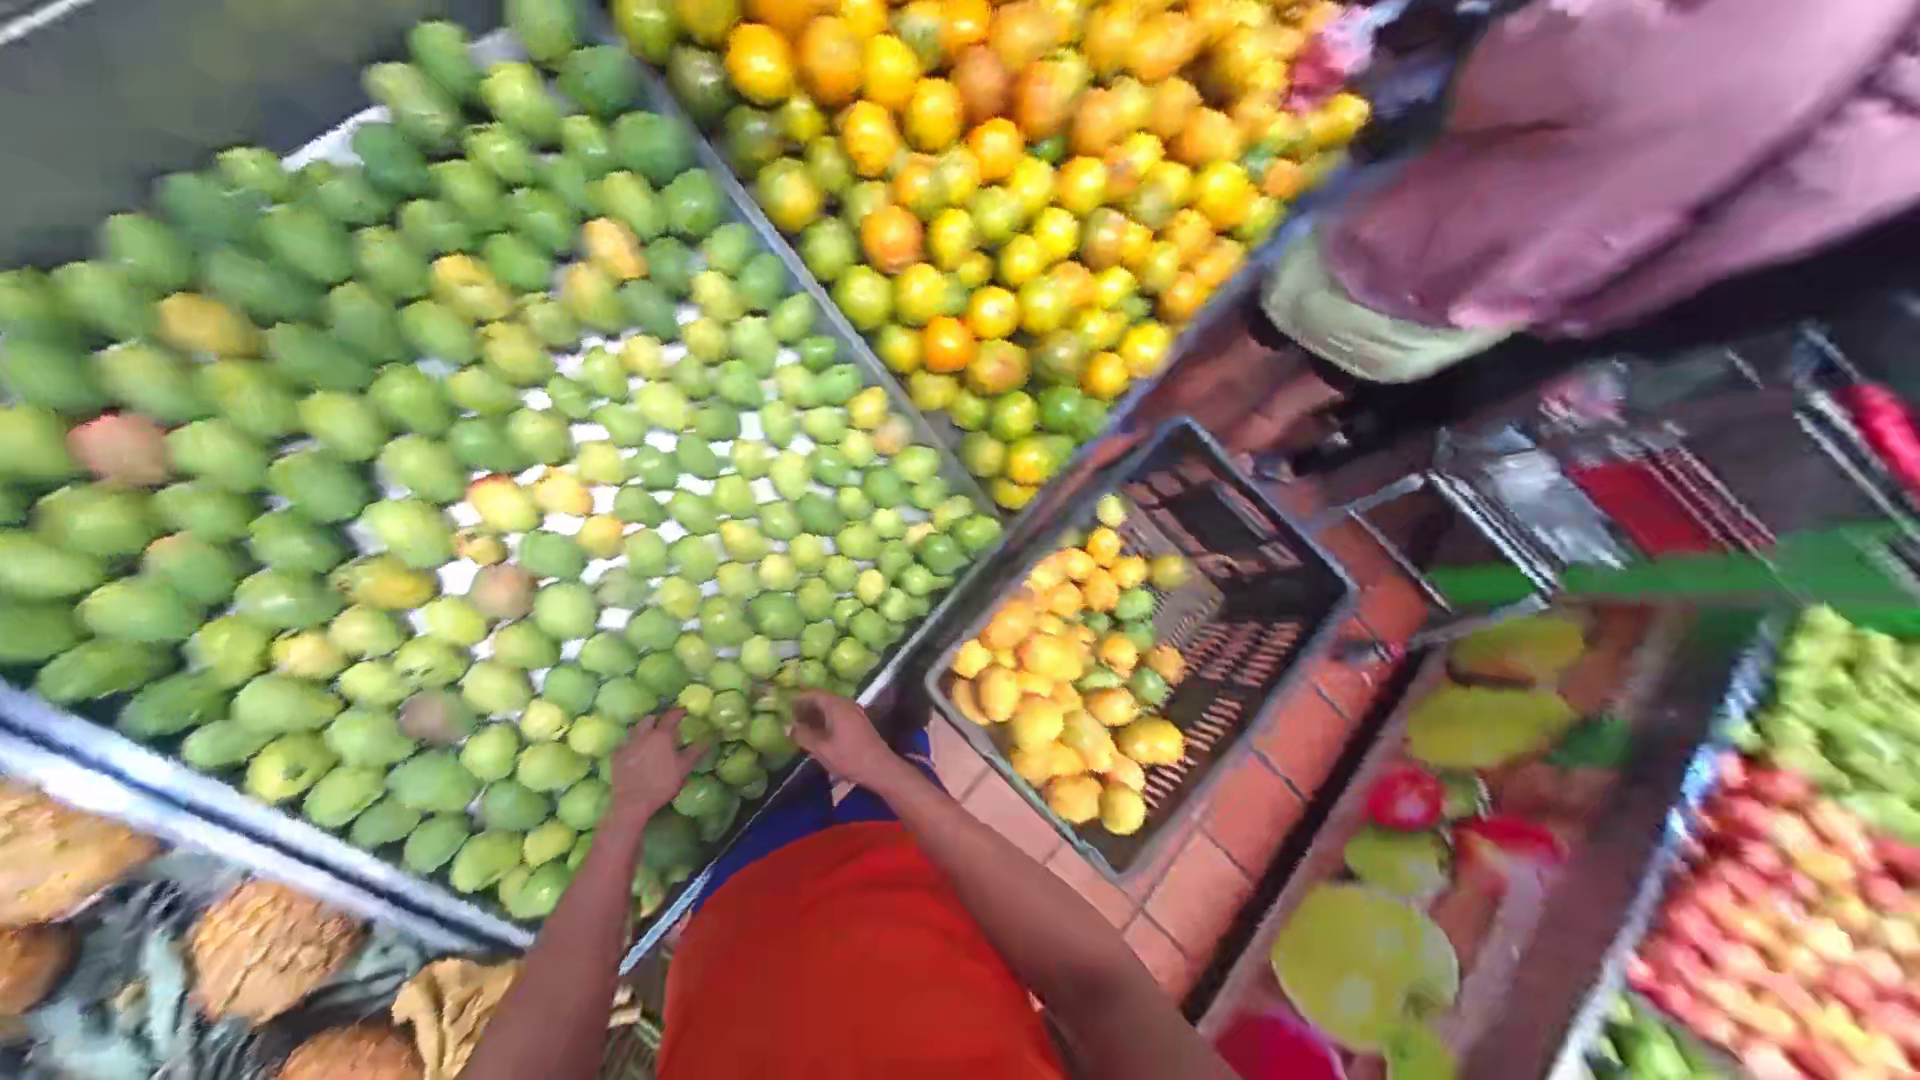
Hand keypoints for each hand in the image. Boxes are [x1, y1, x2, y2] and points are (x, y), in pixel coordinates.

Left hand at [605, 710, 706, 831]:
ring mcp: (627, 744)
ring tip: (649, 738)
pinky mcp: (616, 755)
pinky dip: (631, 742)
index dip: (679, 711)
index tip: (684, 712)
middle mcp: (643, 735)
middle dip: (658, 720)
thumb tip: (710, 738)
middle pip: (650, 719)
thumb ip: (696, 751)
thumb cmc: (662, 784)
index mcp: (661, 735)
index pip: (671, 716)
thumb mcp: (684, 768)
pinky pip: (624, 742)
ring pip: (635, 728)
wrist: (633, 803)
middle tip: (665, 727)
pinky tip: (635, 751)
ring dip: (643, 729)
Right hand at [791, 691, 901, 789]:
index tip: (785, 706)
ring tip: (801, 727)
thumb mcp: (821, 749)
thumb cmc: (848, 757)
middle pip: (822, 699)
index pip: (813, 694)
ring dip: (816, 714)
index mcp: (836, 705)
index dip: (798, 699)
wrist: (880, 767)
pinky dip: (826, 719)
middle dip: (806, 707)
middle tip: (791, 718)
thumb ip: (803, 736)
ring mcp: (855, 711)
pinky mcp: (859, 721)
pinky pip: (838, 714)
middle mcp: (846, 703)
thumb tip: (788, 727)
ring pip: (830, 707)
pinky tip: (818, 733)